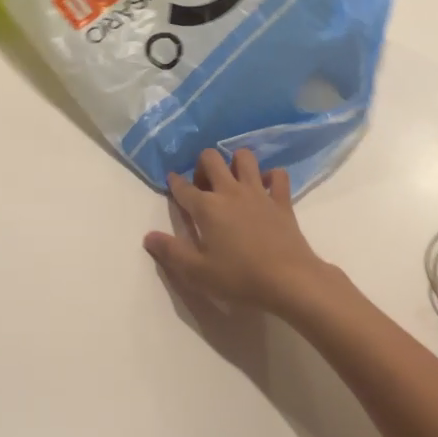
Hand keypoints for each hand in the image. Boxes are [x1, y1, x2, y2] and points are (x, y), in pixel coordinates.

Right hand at [143, 148, 341, 315]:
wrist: (289, 279)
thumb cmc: (240, 278)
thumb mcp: (198, 273)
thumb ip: (171, 252)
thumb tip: (148, 236)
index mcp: (207, 207)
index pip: (183, 187)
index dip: (174, 182)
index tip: (171, 179)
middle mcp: (230, 191)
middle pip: (211, 158)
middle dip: (202, 163)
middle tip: (203, 184)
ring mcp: (258, 192)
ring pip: (244, 157)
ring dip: (235, 162)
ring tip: (232, 179)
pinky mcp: (281, 200)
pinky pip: (277, 175)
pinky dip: (270, 177)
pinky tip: (265, 188)